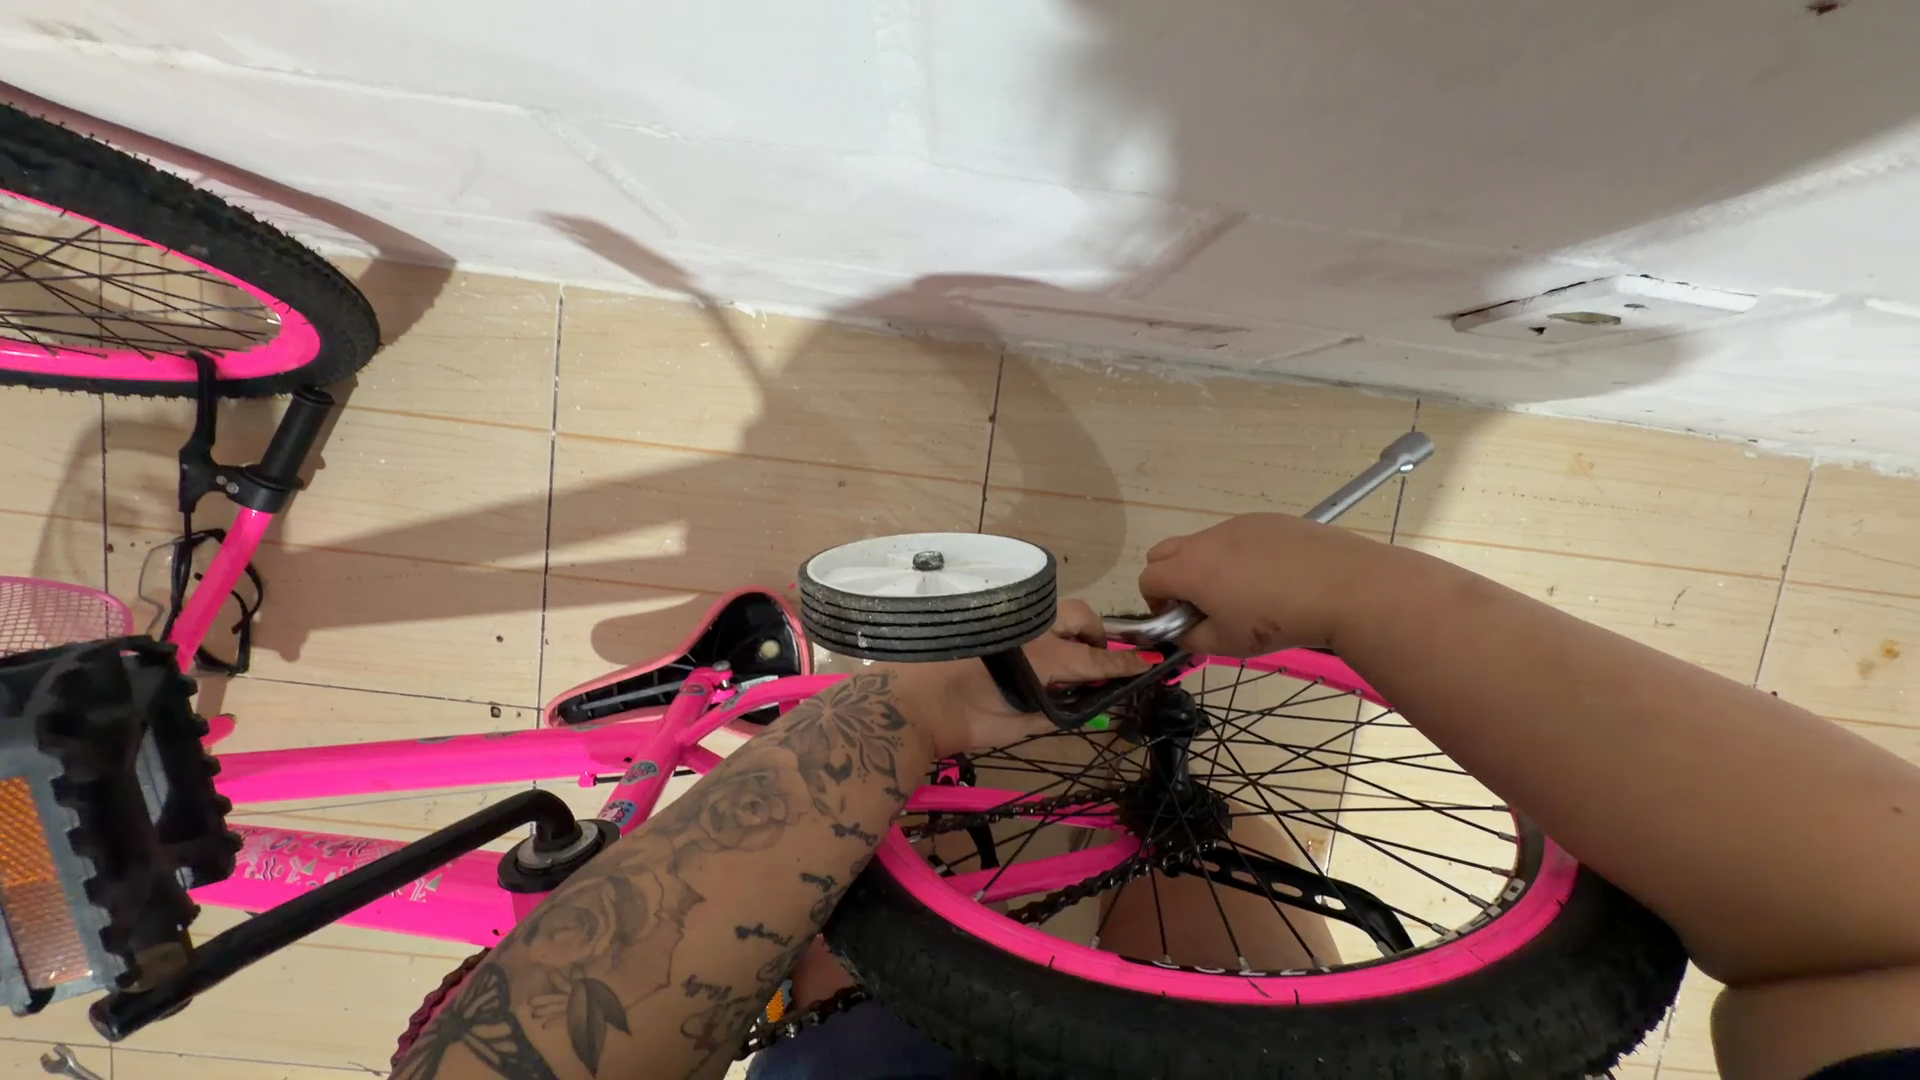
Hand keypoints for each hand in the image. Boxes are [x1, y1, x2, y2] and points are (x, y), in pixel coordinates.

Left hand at [888, 600, 1147, 758]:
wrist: (912, 704)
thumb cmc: (964, 722)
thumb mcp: (1016, 725)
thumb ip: (1057, 713)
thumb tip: (1089, 706)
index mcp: (1044, 659)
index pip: (1096, 658)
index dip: (1124, 662)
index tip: (1149, 662)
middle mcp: (1032, 630)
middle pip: (1081, 617)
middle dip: (1094, 635)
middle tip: (1091, 659)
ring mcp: (1011, 621)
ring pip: (1053, 608)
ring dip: (1066, 626)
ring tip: (1059, 652)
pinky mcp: (990, 617)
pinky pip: (1027, 611)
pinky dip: (1036, 624)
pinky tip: (1030, 644)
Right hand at [1137, 513, 1395, 656]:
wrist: (1346, 587)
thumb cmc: (1280, 622)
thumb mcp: (1228, 644)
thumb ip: (1191, 640)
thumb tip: (1183, 631)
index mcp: (1190, 570)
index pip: (1148, 579)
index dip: (1155, 603)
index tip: (1179, 619)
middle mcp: (1207, 540)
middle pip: (1163, 552)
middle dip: (1170, 578)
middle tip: (1200, 603)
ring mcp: (1237, 525)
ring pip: (1202, 543)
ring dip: (1205, 565)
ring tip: (1245, 591)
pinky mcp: (1267, 520)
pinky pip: (1236, 535)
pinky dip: (1238, 554)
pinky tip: (1273, 575)